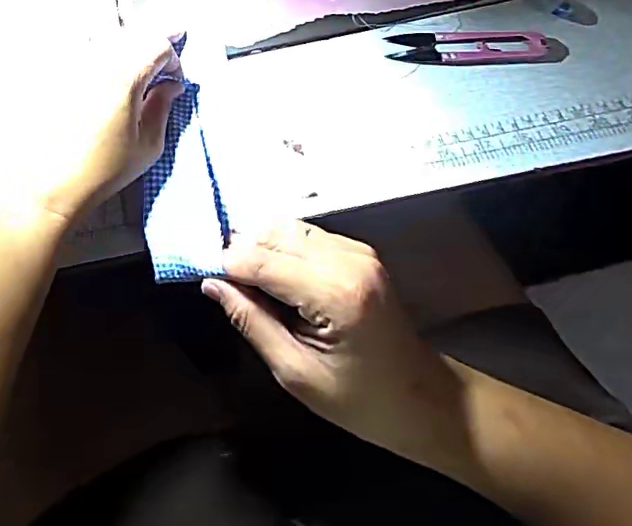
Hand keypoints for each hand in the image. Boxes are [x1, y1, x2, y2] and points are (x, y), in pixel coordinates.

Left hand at [23, 32, 183, 223]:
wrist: (49, 186)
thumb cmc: (102, 170)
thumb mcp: (148, 145)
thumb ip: (163, 106)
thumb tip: (172, 84)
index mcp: (124, 76)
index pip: (158, 43)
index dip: (172, 57)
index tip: (172, 78)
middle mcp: (95, 59)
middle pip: (130, 34)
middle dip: (147, 48)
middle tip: (155, 68)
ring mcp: (67, 61)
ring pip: (102, 37)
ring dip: (120, 47)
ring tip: (124, 70)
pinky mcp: (46, 68)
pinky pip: (73, 46)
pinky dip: (89, 52)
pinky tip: (92, 75)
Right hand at [201, 221, 466, 461]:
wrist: (429, 402)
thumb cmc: (363, 401)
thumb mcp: (297, 373)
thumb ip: (251, 321)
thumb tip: (212, 284)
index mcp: (335, 293)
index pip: (263, 261)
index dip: (227, 264)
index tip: (202, 273)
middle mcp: (347, 260)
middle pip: (273, 235)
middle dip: (242, 252)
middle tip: (222, 279)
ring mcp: (357, 251)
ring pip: (287, 228)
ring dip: (261, 247)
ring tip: (247, 279)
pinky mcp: (359, 250)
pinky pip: (305, 234)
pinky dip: (282, 247)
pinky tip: (275, 275)